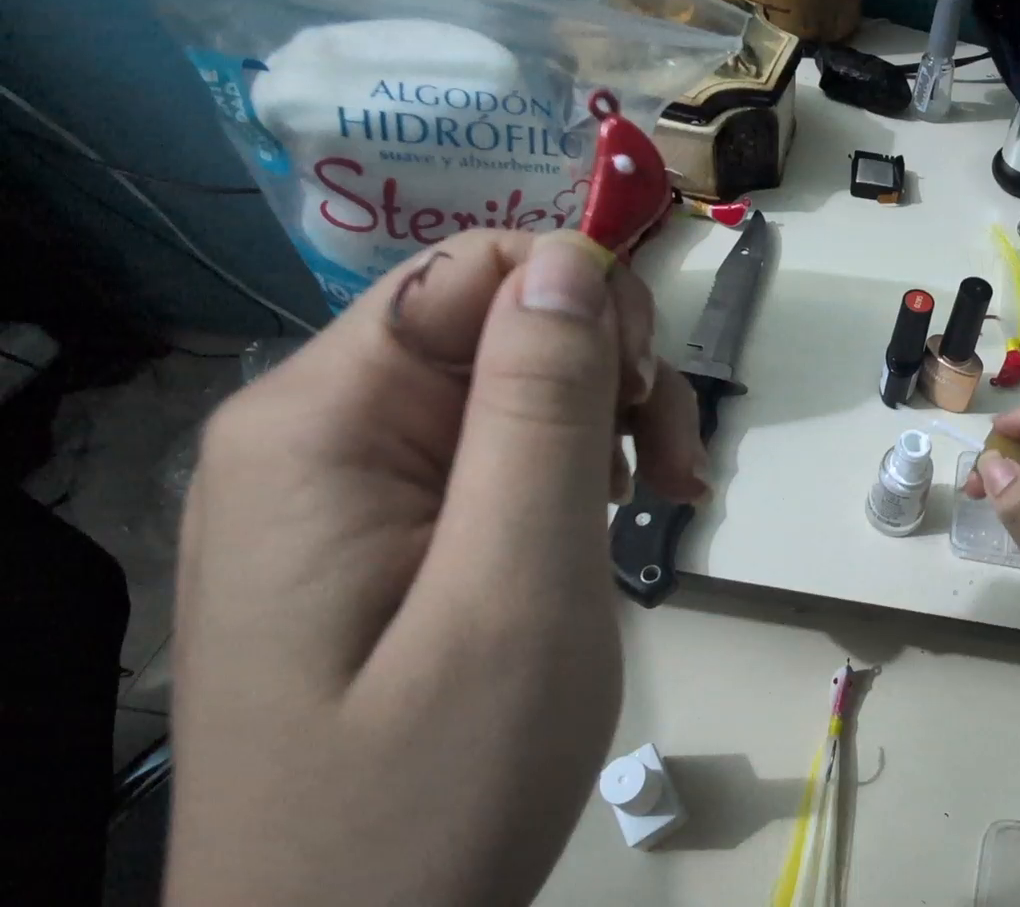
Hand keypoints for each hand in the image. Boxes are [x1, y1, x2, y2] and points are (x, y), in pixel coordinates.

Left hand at [167, 230, 705, 906]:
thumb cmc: (434, 786)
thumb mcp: (516, 586)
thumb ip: (542, 412)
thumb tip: (569, 265)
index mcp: (321, 423)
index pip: (470, 273)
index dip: (582, 301)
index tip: (648, 391)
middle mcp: (322, 433)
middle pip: (500, 327)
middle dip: (606, 375)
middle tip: (666, 469)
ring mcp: (355, 486)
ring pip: (516, 389)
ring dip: (606, 428)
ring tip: (656, 505)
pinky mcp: (393, 531)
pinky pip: (503, 454)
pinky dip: (578, 475)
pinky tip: (609, 526)